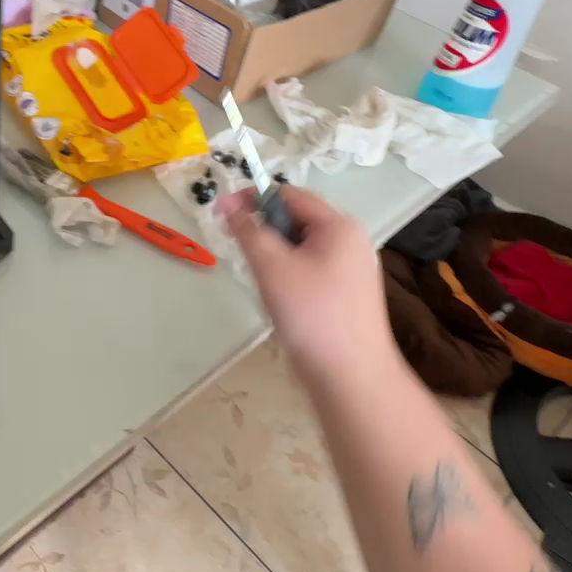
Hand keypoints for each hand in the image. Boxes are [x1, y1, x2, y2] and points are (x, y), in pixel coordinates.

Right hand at [222, 187, 393, 372]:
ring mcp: (350, 268)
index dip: (251, 198)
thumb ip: (247, 229)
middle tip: (241, 253)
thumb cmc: (311, 314)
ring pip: (298, 246)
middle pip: (294, 219)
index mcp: (339, 225)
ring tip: (262, 281)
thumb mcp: (271, 266)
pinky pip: (308, 268)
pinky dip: (286, 274)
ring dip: (272, 255)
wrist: (351, 377)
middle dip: (263, 231)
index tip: (220, 215)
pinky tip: (279, 299)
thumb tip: (227, 202)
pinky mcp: (344, 293)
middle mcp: (350, 240)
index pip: (288, 194)